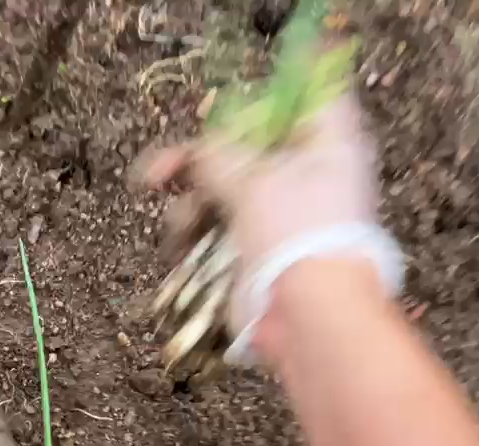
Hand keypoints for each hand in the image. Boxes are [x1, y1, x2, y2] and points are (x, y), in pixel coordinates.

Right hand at [138, 95, 400, 361]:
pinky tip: (182, 249)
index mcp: (325, 147)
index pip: (301, 101)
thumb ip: (220, 156)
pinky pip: (208, 233)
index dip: (260, 101)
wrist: (299, 312)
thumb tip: (198, 148)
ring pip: (214, 196)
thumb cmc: (294, 238)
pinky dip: (189, 239)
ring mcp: (272, 217)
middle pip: (241, 153)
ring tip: (182, 230)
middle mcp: (301, 178)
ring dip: (188, 210)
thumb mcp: (257, 181)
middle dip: (195, 166)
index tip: (217, 113)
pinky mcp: (246, 251)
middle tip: (153, 175)